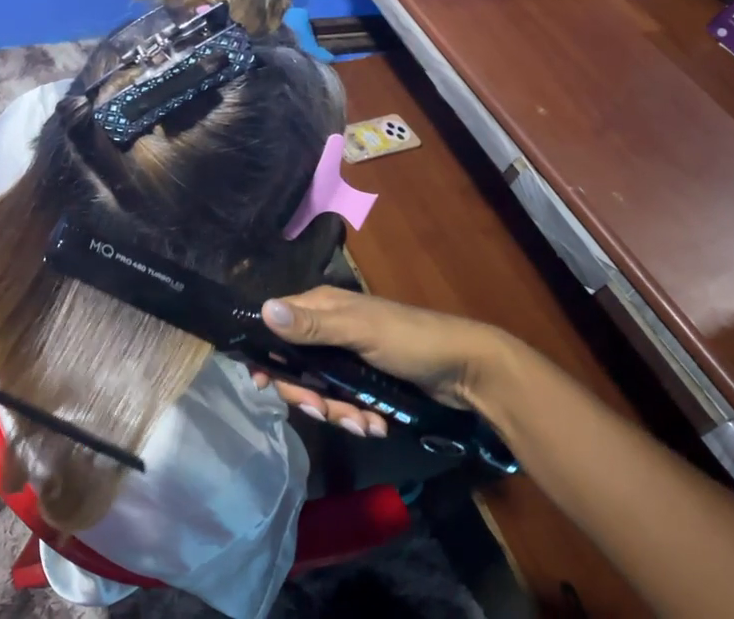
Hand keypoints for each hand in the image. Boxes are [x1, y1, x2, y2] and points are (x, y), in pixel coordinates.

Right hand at [252, 286, 511, 431]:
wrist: (471, 370)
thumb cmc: (411, 340)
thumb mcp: (359, 331)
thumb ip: (312, 327)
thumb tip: (263, 309)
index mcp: (320, 307)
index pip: (274, 327)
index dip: (265, 355)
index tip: (262, 384)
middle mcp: (328, 330)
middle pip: (294, 365)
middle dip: (308, 394)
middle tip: (323, 412)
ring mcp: (347, 357)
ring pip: (320, 389)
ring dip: (337, 411)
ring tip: (364, 424)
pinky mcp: (365, 382)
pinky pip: (345, 401)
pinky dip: (357, 416)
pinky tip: (376, 425)